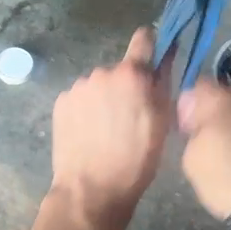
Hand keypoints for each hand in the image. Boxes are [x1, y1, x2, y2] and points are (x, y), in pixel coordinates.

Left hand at [50, 28, 172, 228]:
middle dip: (126, 86)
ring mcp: (77, 86)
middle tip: (130, 117)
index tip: (153, 57)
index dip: (151, 45)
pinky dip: (85, 110)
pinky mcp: (60, 102)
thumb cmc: (136, 159)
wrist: (92, 189)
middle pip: (119, 71)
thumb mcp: (162, 122)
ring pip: (98, 86)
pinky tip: (89, 133)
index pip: (144, 40)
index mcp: (131, 74)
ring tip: (107, 131)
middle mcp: (101, 72)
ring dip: (104, 98)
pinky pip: (79, 99)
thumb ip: (164, 82)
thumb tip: (169, 52)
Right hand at [177, 80, 230, 229]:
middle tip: (214, 141)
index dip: (192, 104)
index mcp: (221, 103)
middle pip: (229, 99)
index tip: (189, 125)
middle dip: (220, 115)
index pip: (200, 86)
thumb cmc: (226, 183)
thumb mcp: (191, 160)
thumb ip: (193, 131)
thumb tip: (196, 118)